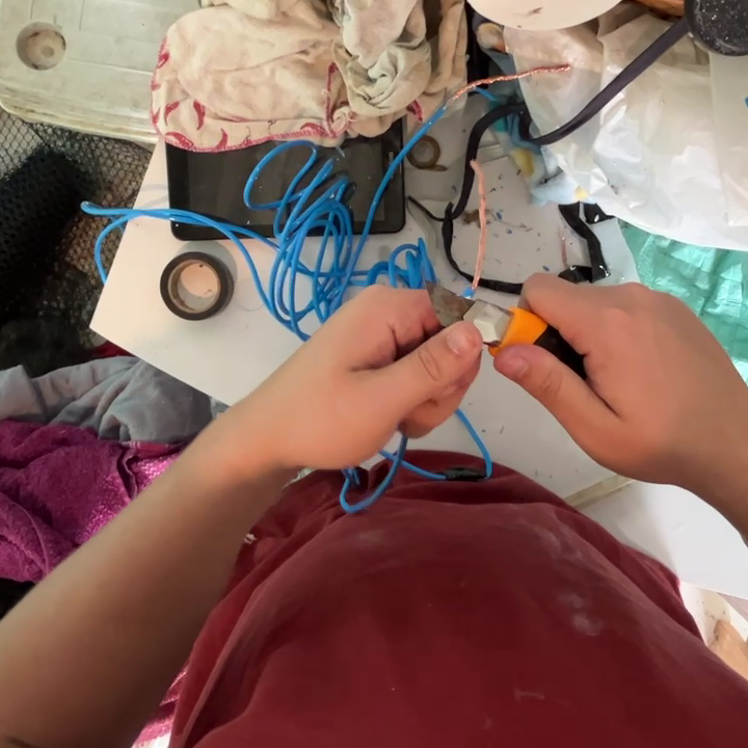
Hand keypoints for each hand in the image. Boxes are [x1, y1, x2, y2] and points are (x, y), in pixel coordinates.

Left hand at [217, 286, 482, 474]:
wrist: (268, 440)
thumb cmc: (320, 419)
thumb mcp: (381, 398)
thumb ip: (432, 366)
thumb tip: (479, 329)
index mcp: (389, 307)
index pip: (460, 314)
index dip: (462, 356)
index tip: (439, 390)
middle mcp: (388, 312)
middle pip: (453, 342)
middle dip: (441, 385)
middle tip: (408, 411)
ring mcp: (383, 335)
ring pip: (440, 365)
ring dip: (427, 400)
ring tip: (394, 417)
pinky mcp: (378, 356)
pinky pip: (418, 375)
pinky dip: (413, 402)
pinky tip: (389, 417)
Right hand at [492, 275, 747, 489]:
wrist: (737, 444)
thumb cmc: (661, 443)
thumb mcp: (594, 428)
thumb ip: (547, 384)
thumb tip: (504, 351)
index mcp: (606, 321)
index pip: (537, 289)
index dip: (527, 324)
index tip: (544, 365)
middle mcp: (631, 296)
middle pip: (565, 297)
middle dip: (558, 333)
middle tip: (584, 385)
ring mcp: (658, 299)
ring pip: (595, 302)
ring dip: (588, 334)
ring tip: (617, 382)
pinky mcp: (676, 308)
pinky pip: (625, 307)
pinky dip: (618, 331)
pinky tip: (642, 372)